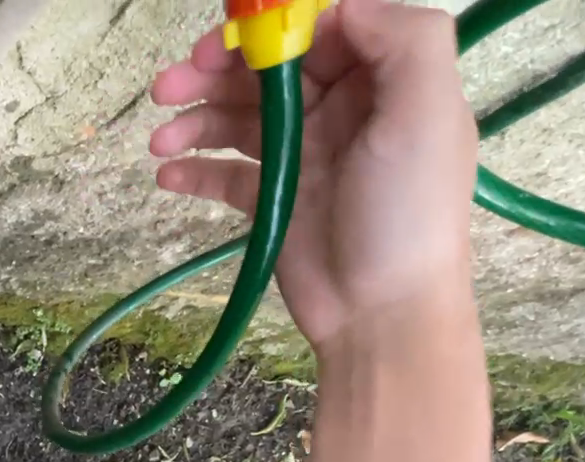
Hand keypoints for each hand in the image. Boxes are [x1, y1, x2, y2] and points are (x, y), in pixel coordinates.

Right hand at [149, 0, 478, 352]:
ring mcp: (298, 156)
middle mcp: (337, 109)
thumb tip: (341, 4)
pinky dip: (193, 171)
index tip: (225, 39)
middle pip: (266, 72)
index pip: (319, 31)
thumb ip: (401, 41)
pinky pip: (223, 174)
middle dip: (215, 73)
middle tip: (168, 84)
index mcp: (380, 78)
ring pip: (237, 121)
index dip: (270, 27)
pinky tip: (168, 176)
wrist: (379, 308)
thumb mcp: (427, 113)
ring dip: (194, 123)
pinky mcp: (268, 200)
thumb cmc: (408, 210)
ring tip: (158, 141)